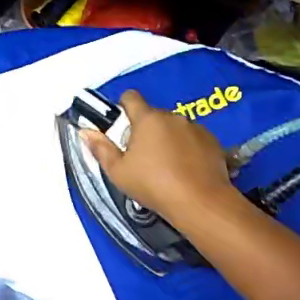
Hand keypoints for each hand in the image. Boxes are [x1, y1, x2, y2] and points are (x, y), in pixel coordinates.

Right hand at [80, 90, 236, 222]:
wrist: (200, 202)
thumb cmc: (154, 185)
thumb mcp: (119, 172)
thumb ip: (101, 149)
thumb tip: (86, 132)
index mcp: (147, 119)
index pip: (131, 97)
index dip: (123, 107)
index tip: (121, 125)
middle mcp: (173, 117)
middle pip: (153, 116)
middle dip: (145, 131)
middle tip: (140, 158)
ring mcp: (196, 128)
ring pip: (175, 128)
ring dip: (168, 140)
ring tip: (166, 168)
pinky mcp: (213, 142)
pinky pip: (194, 140)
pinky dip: (188, 150)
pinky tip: (186, 171)